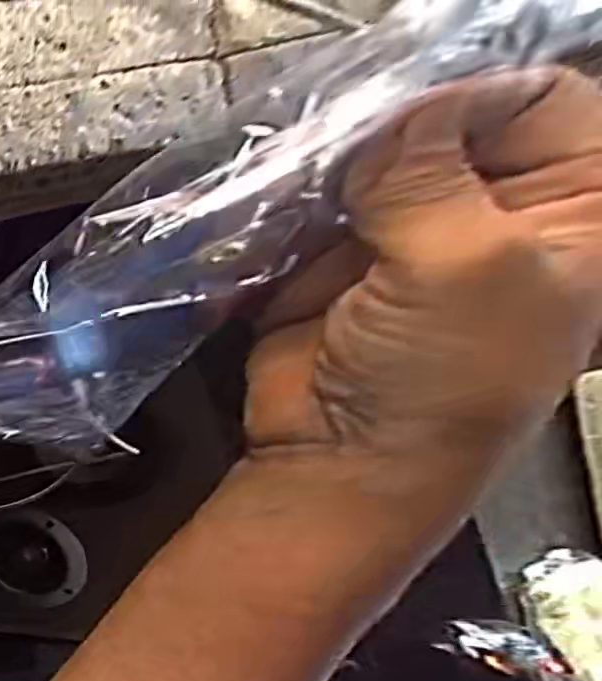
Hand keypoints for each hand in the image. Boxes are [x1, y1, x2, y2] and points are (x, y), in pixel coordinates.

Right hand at [246, 67, 601, 479]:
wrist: (343, 452)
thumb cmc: (438, 373)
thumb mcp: (463, 265)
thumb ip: (429, 186)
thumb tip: (393, 125)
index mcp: (563, 199)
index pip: (532, 102)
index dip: (461, 107)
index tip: (391, 131)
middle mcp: (473, 214)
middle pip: (424, 140)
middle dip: (366, 148)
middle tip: (314, 162)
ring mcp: (384, 248)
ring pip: (346, 186)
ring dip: (304, 192)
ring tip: (266, 201)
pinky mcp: (312, 281)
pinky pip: (287, 236)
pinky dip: (262, 234)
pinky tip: (244, 238)